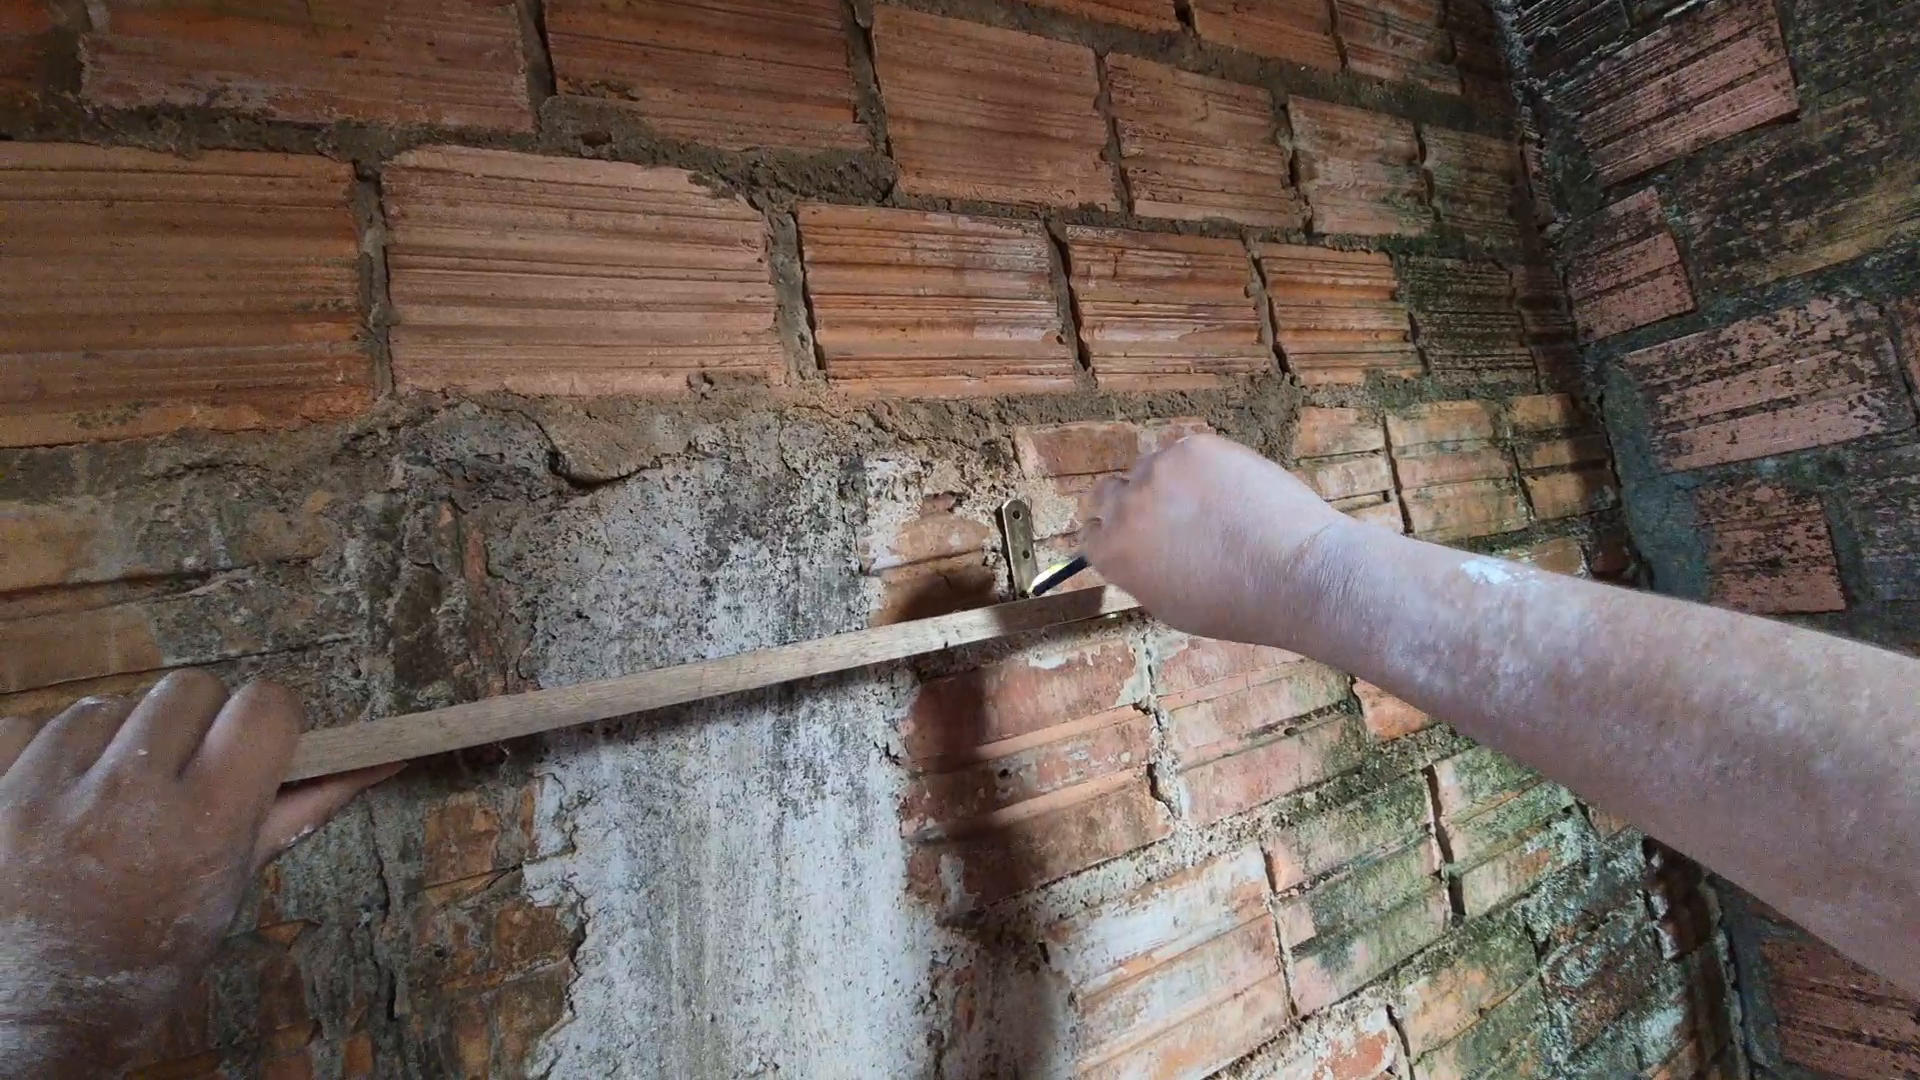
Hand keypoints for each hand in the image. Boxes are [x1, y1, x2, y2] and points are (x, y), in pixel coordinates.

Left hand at [0, 671, 400, 1074]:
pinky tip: (49, 793)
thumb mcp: (238, 878)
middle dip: (196, 720)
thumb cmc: (149, 949)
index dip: (269, 715)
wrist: (18, 1023)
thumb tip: (390, 759)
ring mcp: (33, 795)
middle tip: (183, 766)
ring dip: (117, 736)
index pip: (264, 705)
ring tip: (109, 789)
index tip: (257, 741)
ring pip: (106, 705)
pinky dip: (40, 752)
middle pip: (190, 689)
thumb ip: (308, 805)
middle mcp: (125, 797)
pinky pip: (20, 728)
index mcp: (207, 819)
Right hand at [1083, 434, 1351, 643]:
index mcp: (1112, 552)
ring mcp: (1157, 472)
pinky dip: (1203, 465)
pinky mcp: (1194, 448)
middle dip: (1129, 501)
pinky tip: (1232, 488)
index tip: (1132, 534)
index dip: (1110, 531)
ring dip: (1167, 481)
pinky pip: (1186, 450)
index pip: (1089, 531)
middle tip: (1166, 512)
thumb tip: (1139, 551)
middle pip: (1107, 491)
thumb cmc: (1235, 605)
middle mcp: (1123, 508)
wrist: (1293, 574)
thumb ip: (1138, 571)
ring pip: (1150, 466)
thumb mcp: (1168, 605)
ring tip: (1210, 502)